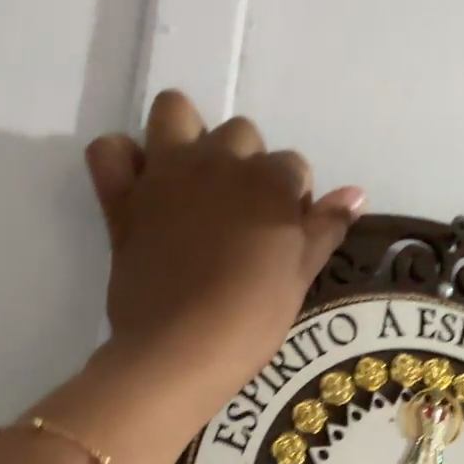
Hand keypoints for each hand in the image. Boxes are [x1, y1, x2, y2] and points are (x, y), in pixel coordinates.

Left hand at [83, 90, 365, 408]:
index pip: (293, 168)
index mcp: (268, 181)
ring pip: (174, 111)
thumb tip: (355, 194)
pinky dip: (122, 161)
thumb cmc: (250, 320)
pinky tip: (139, 188)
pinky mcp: (123, 198)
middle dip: (246, 167)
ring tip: (194, 182)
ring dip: (186, 135)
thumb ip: (325, 229)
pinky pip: (109, 151)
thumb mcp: (299, 278)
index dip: (292, 202)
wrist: (180, 351)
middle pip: (240, 135)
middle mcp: (218, 161)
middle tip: (241, 219)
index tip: (284, 237)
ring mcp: (165, 174)